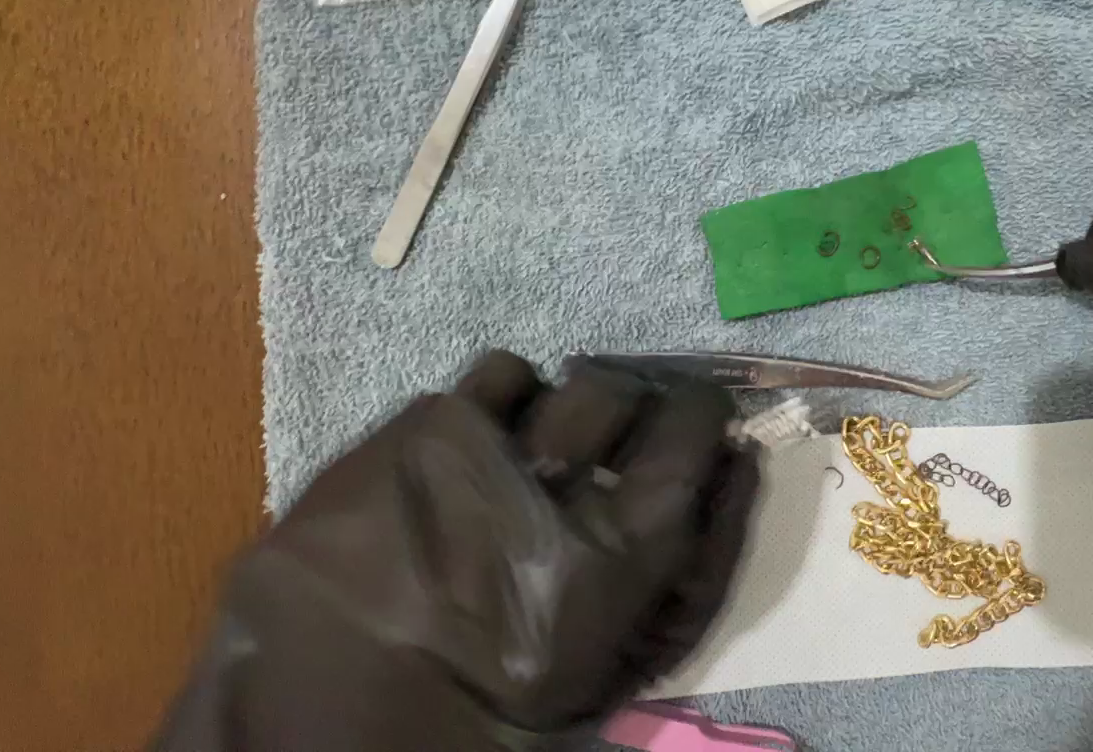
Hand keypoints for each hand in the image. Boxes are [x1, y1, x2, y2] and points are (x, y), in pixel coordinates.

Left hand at [155, 352, 758, 751]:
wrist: (353, 729)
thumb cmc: (520, 701)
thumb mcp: (636, 653)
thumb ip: (706, 554)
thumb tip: (738, 452)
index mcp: (616, 549)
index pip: (692, 420)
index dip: (698, 410)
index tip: (688, 416)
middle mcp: (543, 486)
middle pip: (614, 387)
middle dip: (619, 411)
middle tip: (594, 451)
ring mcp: (457, 454)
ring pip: (541, 376)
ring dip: (547, 412)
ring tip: (522, 458)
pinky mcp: (394, 441)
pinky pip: (473, 382)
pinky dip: (487, 408)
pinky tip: (468, 453)